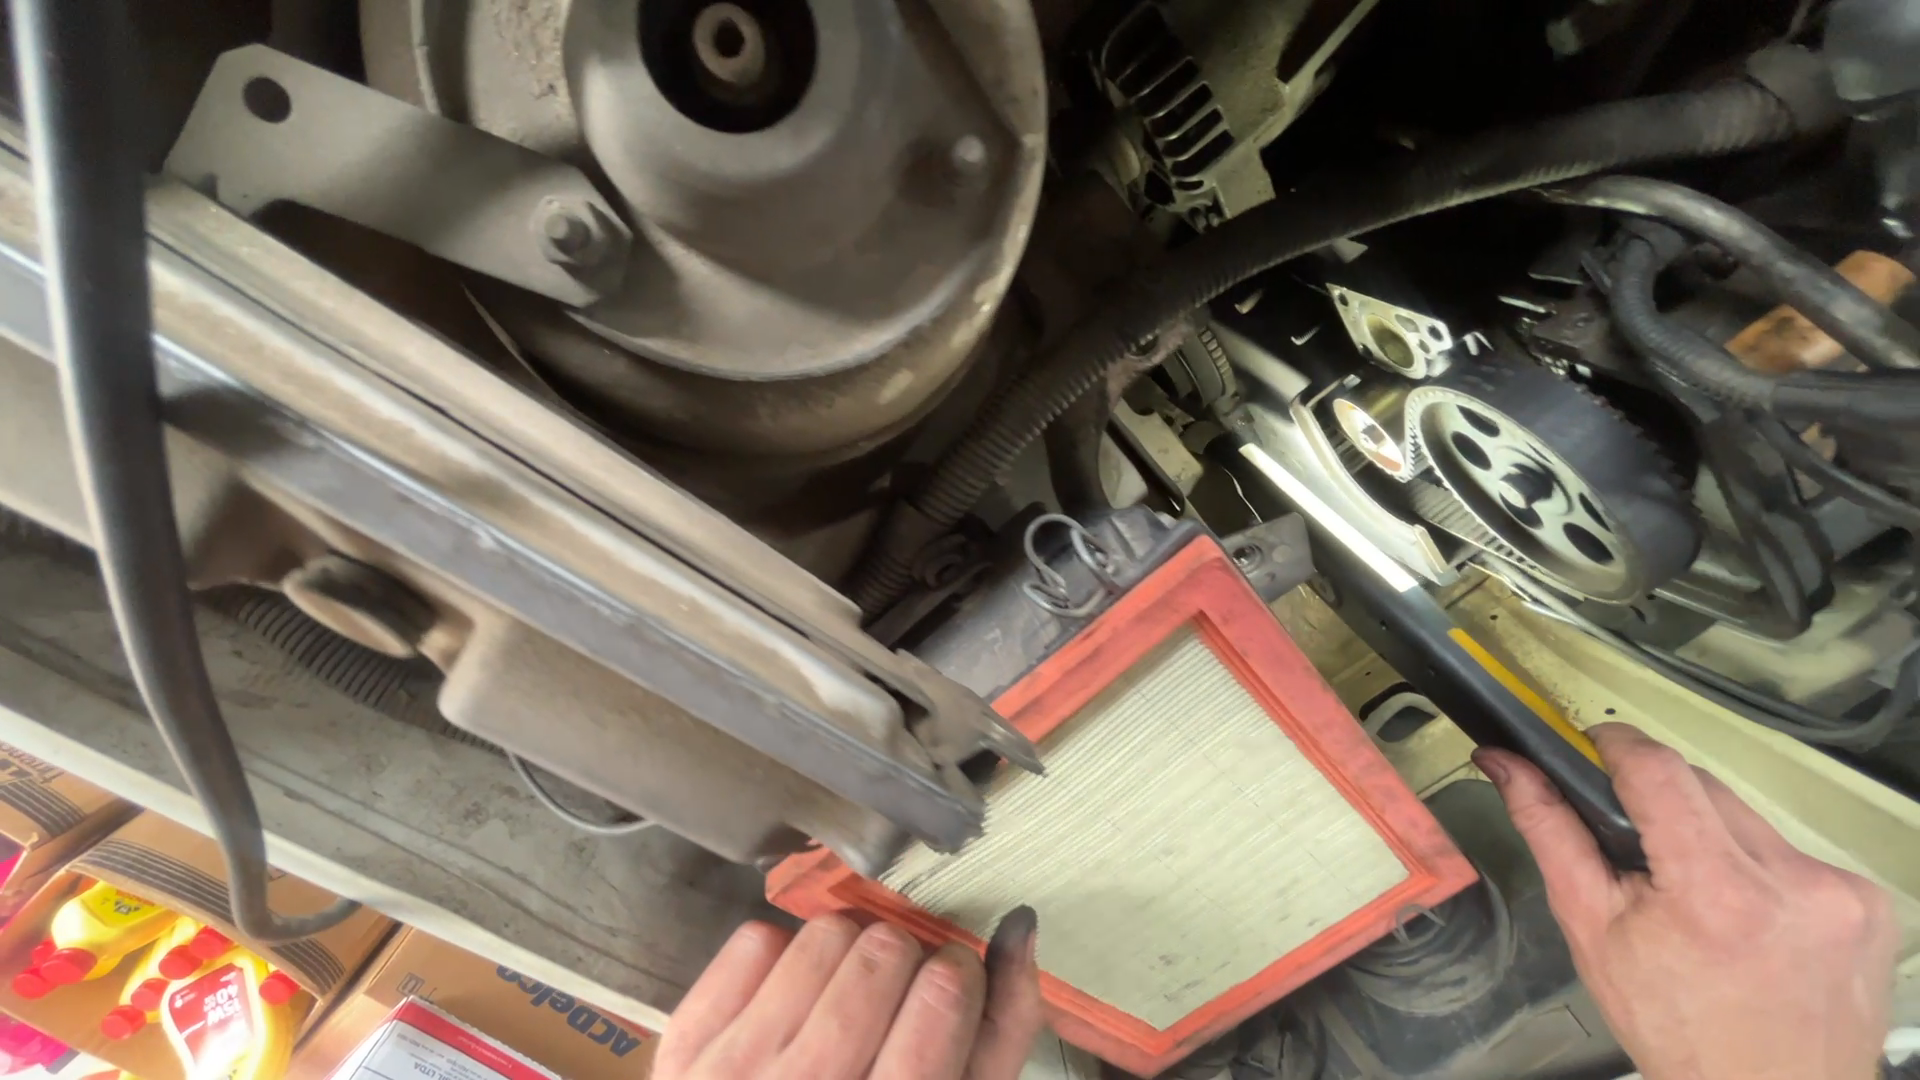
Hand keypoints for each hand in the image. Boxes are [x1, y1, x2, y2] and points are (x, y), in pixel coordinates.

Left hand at [656, 908, 1044, 1079]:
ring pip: (822, 934)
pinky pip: (755, 940)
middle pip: (882, 952)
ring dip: (848, 950)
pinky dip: (782, 954)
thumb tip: (1017, 923)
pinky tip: (791, 1002)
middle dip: (905, 960)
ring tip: (846, 995)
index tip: (951, 989)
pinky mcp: (684, 1049)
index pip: (942, 991)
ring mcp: (731, 1074)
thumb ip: (1004, 1028)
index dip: (959, 974)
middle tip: (897, 998)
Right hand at [1476, 723, 1895, 1079]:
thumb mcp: (1585, 919)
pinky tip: (1731, 900)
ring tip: (1676, 877)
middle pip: (1700, 786)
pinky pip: (1783, 845)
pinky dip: (1744, 856)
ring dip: (1697, 824)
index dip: (1616, 743)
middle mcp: (1796, 881)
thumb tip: (1503, 760)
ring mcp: (1845, 892)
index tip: (1586, 742)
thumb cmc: (1664, 1014)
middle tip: (1619, 834)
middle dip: (1651, 795)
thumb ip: (1547, 826)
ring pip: (1740, 812)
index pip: (1662, 771)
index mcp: (1717, 890)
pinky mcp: (1870, 902)